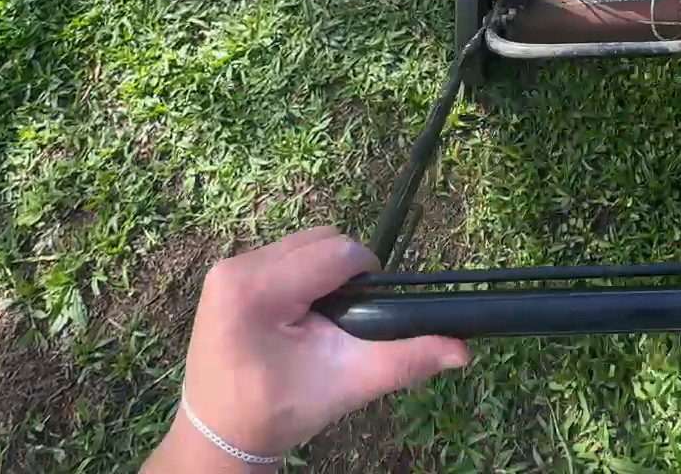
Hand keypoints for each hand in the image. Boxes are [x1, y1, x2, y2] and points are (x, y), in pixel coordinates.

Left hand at [147, 228, 467, 468]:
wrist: (218, 440)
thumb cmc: (279, 412)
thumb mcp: (346, 384)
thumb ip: (404, 360)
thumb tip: (463, 350)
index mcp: (255, 290)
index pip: (337, 252)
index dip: (364, 275)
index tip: (362, 314)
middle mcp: (235, 268)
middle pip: (324, 240)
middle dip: (344, 272)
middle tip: (343, 321)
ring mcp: (227, 268)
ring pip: (308, 241)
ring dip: (327, 270)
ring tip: (322, 317)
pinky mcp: (226, 273)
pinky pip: (288, 252)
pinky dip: (305, 272)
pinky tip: (301, 311)